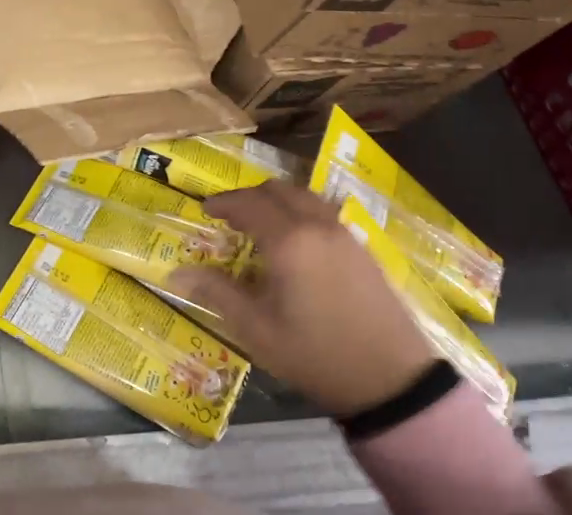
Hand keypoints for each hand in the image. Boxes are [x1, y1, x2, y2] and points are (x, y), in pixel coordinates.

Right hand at [165, 182, 436, 417]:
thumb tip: (177, 272)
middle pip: (278, 190)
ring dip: (279, 201)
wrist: (394, 382)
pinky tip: (297, 243)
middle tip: (231, 216)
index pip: (248, 202)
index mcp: (288, 241)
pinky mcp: (364, 251)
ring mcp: (346, 236)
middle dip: (250, 196)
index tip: (205, 211)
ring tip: (263, 224)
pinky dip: (303, 212)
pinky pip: (326, 213)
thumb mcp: (256, 330)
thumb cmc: (316, 354)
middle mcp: (317, 227)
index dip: (223, 202)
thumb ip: (216, 293)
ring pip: (306, 197)